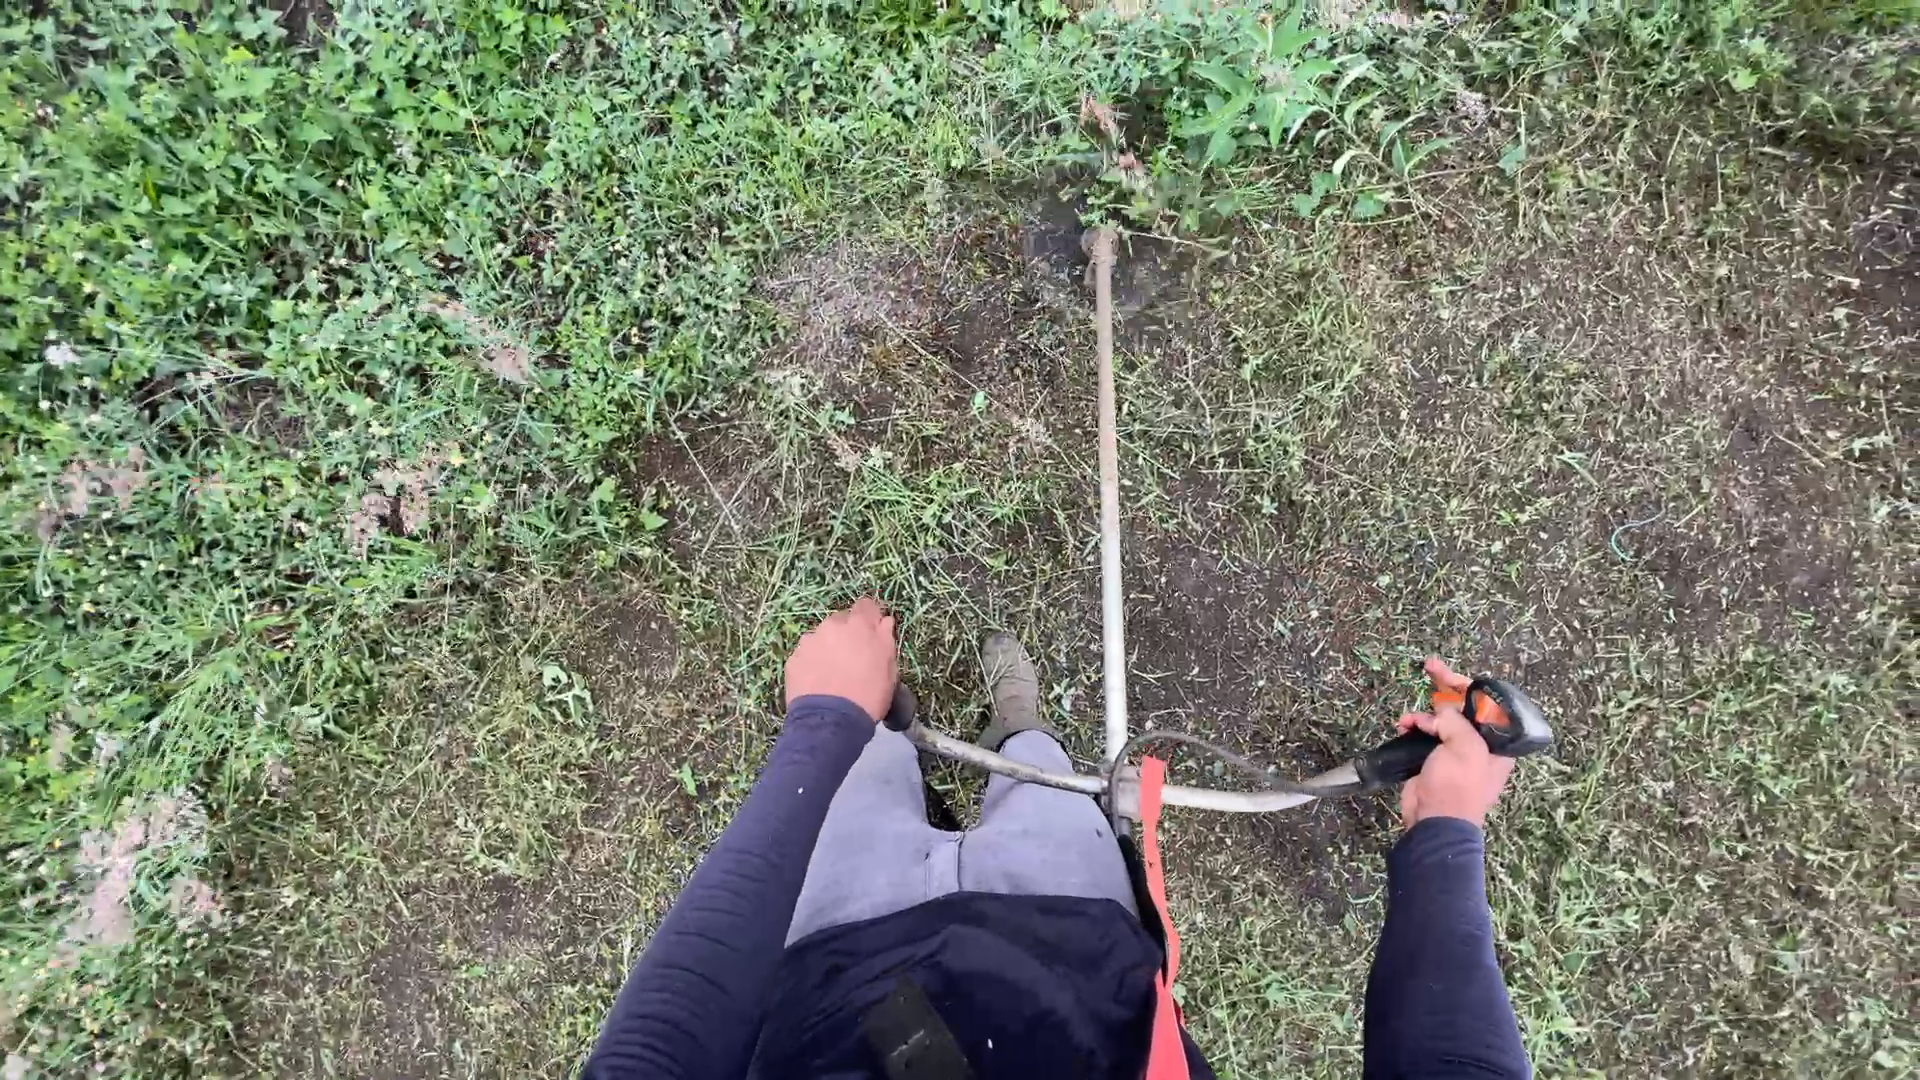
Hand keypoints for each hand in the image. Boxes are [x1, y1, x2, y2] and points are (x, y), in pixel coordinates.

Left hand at [784, 597, 898, 724]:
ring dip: (829, 648)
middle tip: (854, 659)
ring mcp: (809, 642)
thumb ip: (886, 639)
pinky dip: (813, 663)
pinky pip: (807, 655)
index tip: (874, 631)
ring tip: (833, 673)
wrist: (831, 721)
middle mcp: (832, 626)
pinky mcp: (793, 659)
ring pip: (822, 638)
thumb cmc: (868, 694)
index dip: (871, 618)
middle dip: (848, 635)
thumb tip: (884, 622)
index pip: (866, 606)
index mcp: (859, 624)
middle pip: (842, 622)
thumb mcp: (889, 669)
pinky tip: (819, 682)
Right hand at [1396, 657, 1514, 829]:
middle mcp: (1480, 744)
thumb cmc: (1458, 785)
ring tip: (1407, 719)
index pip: (1487, 704)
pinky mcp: (1434, 757)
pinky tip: (1403, 727)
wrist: (1435, 819)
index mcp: (1498, 743)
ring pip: (1440, 719)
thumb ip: (1456, 721)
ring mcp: (1456, 751)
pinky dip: (1413, 726)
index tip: (1446, 671)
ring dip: (1423, 714)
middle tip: (1429, 667)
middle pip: (1464, 707)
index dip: (1467, 685)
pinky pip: (1425, 732)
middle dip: (1446, 687)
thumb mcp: (1465, 748)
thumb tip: (1440, 710)